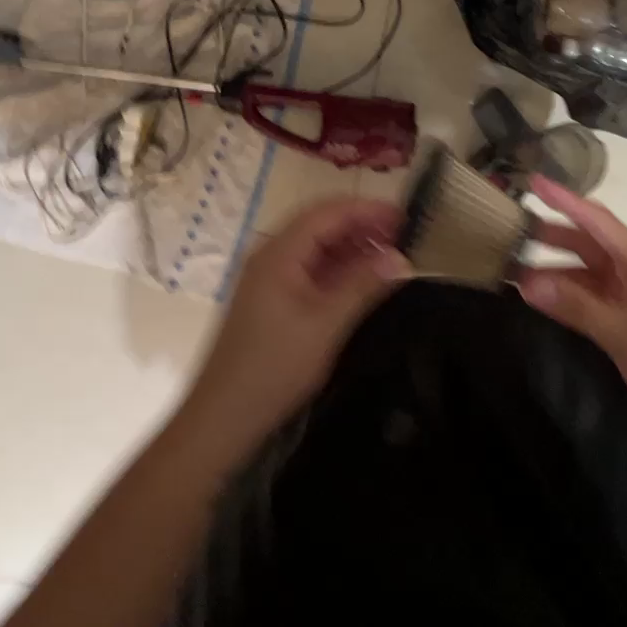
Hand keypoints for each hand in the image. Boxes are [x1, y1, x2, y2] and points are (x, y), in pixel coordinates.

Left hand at [184, 198, 408, 444]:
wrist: (222, 417)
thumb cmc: (272, 368)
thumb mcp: (325, 326)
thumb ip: (363, 286)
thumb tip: (401, 258)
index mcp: (278, 253)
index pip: (326, 212)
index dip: (366, 209)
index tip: (404, 217)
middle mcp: (270, 256)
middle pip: (320, 225)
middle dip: (361, 225)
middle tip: (402, 236)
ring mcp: (268, 278)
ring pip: (315, 248)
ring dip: (352, 247)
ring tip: (389, 256)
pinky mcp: (271, 300)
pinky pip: (309, 270)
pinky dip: (338, 269)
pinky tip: (362, 280)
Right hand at [516, 176, 626, 431]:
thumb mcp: (622, 333)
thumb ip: (575, 306)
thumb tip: (526, 281)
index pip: (597, 222)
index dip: (566, 200)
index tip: (534, 182)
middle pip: (586, 243)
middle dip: (551, 235)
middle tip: (510, 231)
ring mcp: (626, 298)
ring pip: (582, 272)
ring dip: (552, 269)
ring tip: (512, 270)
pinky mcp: (621, 322)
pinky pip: (585, 298)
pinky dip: (561, 296)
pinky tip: (536, 300)